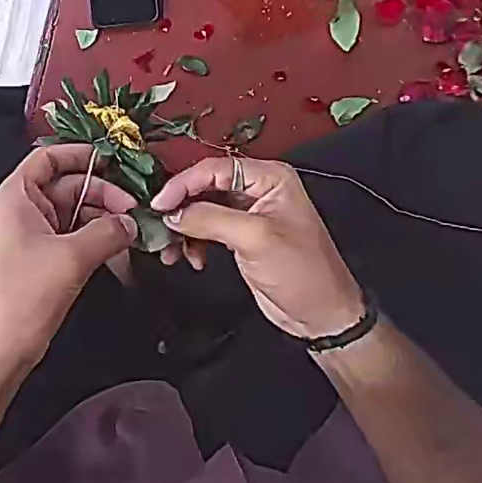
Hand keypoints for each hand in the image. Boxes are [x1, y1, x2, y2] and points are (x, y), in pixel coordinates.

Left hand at [0, 144, 137, 380]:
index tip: (112, 160)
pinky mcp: (40, 261)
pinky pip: (72, 237)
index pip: (48, 157)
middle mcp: (21, 212)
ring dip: (103, 218)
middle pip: (68, 185)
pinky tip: (118, 246)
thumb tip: (130, 222)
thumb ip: (107, 232)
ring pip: (74, 213)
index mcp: (15, 198)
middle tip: (132, 208)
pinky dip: (95, 238)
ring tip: (130, 229)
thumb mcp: (70, 258)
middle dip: (103, 193)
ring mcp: (30, 237)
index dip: (81, 154)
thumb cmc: (16, 302)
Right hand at [150, 158, 363, 339]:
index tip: (160, 203)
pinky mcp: (242, 236)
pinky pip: (207, 228)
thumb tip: (173, 213)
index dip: (184, 183)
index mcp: (270, 177)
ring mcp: (249, 213)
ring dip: (184, 228)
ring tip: (172, 249)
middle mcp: (259, 189)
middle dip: (181, 207)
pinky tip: (193, 257)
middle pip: (206, 186)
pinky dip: (194, 241)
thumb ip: (210, 219)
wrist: (321, 315)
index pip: (216, 168)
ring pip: (203, 208)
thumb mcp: (255, 239)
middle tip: (160, 225)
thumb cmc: (304, 272)